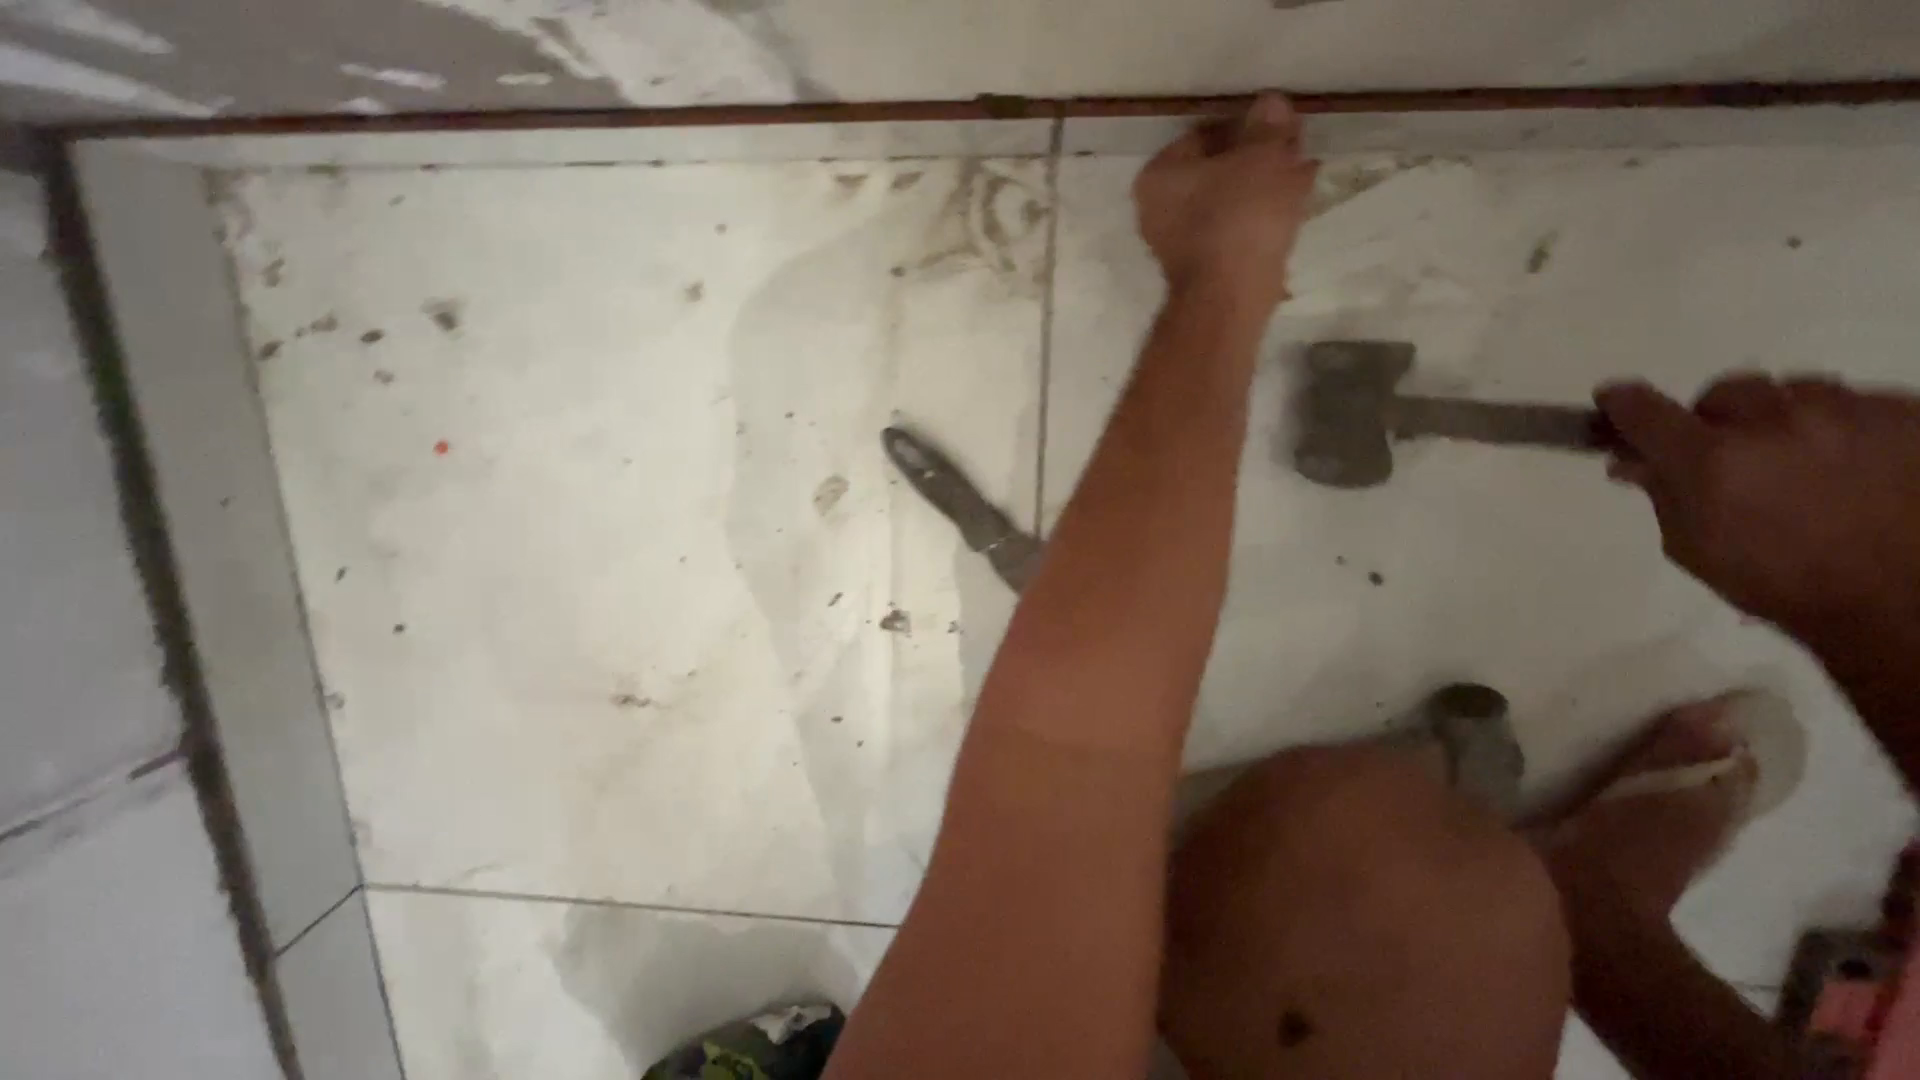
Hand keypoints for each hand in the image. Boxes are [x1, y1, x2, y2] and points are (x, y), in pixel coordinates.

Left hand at [1133, 94, 1317, 312]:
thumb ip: (1267, 126)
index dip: (1248, 123)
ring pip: (1228, 199)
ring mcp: (1178, 242)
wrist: (1231, 295)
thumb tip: (1270, 103)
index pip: (1205, 132)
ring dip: (1264, 185)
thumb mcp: (1261, 156)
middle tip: (1296, 146)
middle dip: (1258, 156)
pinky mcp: (1203, 267)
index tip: (1282, 123)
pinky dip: (1260, 215)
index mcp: (1159, 175)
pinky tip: (1294, 204)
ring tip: (1303, 172)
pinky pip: (1234, 229)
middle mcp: (1158, 209)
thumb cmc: (1240, 214)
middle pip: (1217, 168)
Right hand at [1598, 374, 1919, 648]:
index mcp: (1709, 459)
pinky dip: (1839, 426)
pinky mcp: (1904, 414)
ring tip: (1795, 459)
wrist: (1899, 599)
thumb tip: (1633, 463)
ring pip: (1793, 392)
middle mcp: (1772, 422)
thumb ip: (1662, 495)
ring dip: (1780, 418)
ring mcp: (1845, 412)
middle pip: (1725, 391)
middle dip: (1716, 418)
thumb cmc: (1777, 581)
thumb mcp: (1693, 546)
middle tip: (1725, 451)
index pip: (1645, 411)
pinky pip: (1855, 403)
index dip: (1622, 404)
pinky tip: (1846, 464)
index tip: (1612, 401)